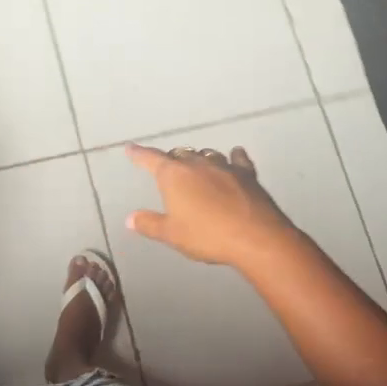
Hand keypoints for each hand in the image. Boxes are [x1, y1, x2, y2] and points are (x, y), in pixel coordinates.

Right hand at [124, 144, 297, 266]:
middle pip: (179, 155)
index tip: (130, 147)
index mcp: (174, 175)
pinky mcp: (246, 174)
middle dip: (170, 159)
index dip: (139, 153)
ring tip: (196, 165)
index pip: (150, 159)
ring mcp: (223, 166)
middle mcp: (196, 164)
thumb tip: (129, 218)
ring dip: (198, 158)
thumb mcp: (172, 234)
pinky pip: (237, 159)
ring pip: (205, 154)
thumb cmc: (207, 235)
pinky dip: (233, 157)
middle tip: (167, 168)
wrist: (256, 238)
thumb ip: (150, 224)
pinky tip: (235, 155)